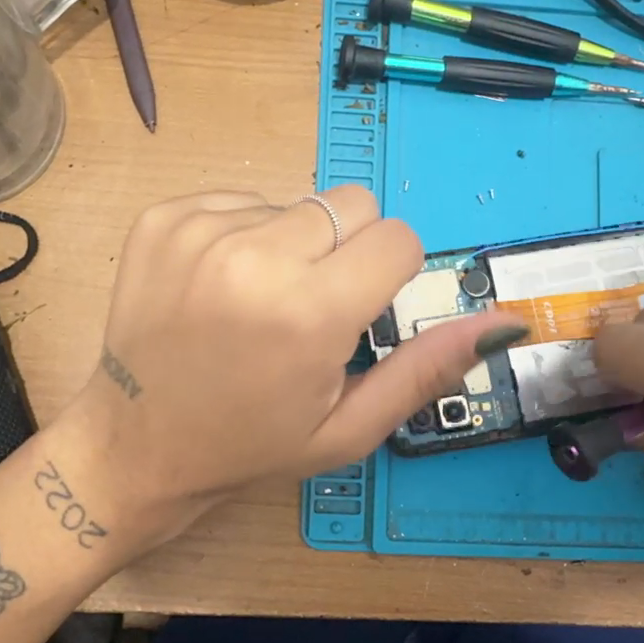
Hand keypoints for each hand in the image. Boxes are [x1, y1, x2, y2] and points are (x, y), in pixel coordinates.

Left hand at [55, 186, 523, 549]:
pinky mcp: (162, 217)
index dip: (389, 276)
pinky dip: (242, 235)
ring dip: (292, 243)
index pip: (398, 239)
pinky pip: (238, 199)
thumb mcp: (348, 427)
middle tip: (309, 308)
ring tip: (256, 303)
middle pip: (351, 206)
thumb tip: (505, 321)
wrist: (137, 443)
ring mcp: (200, 229)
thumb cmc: (250, 443)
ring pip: (295, 201)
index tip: (358, 313)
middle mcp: (255, 255)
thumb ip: (427, 368)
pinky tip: (218, 289)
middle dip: (347, 252)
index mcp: (310, 312)